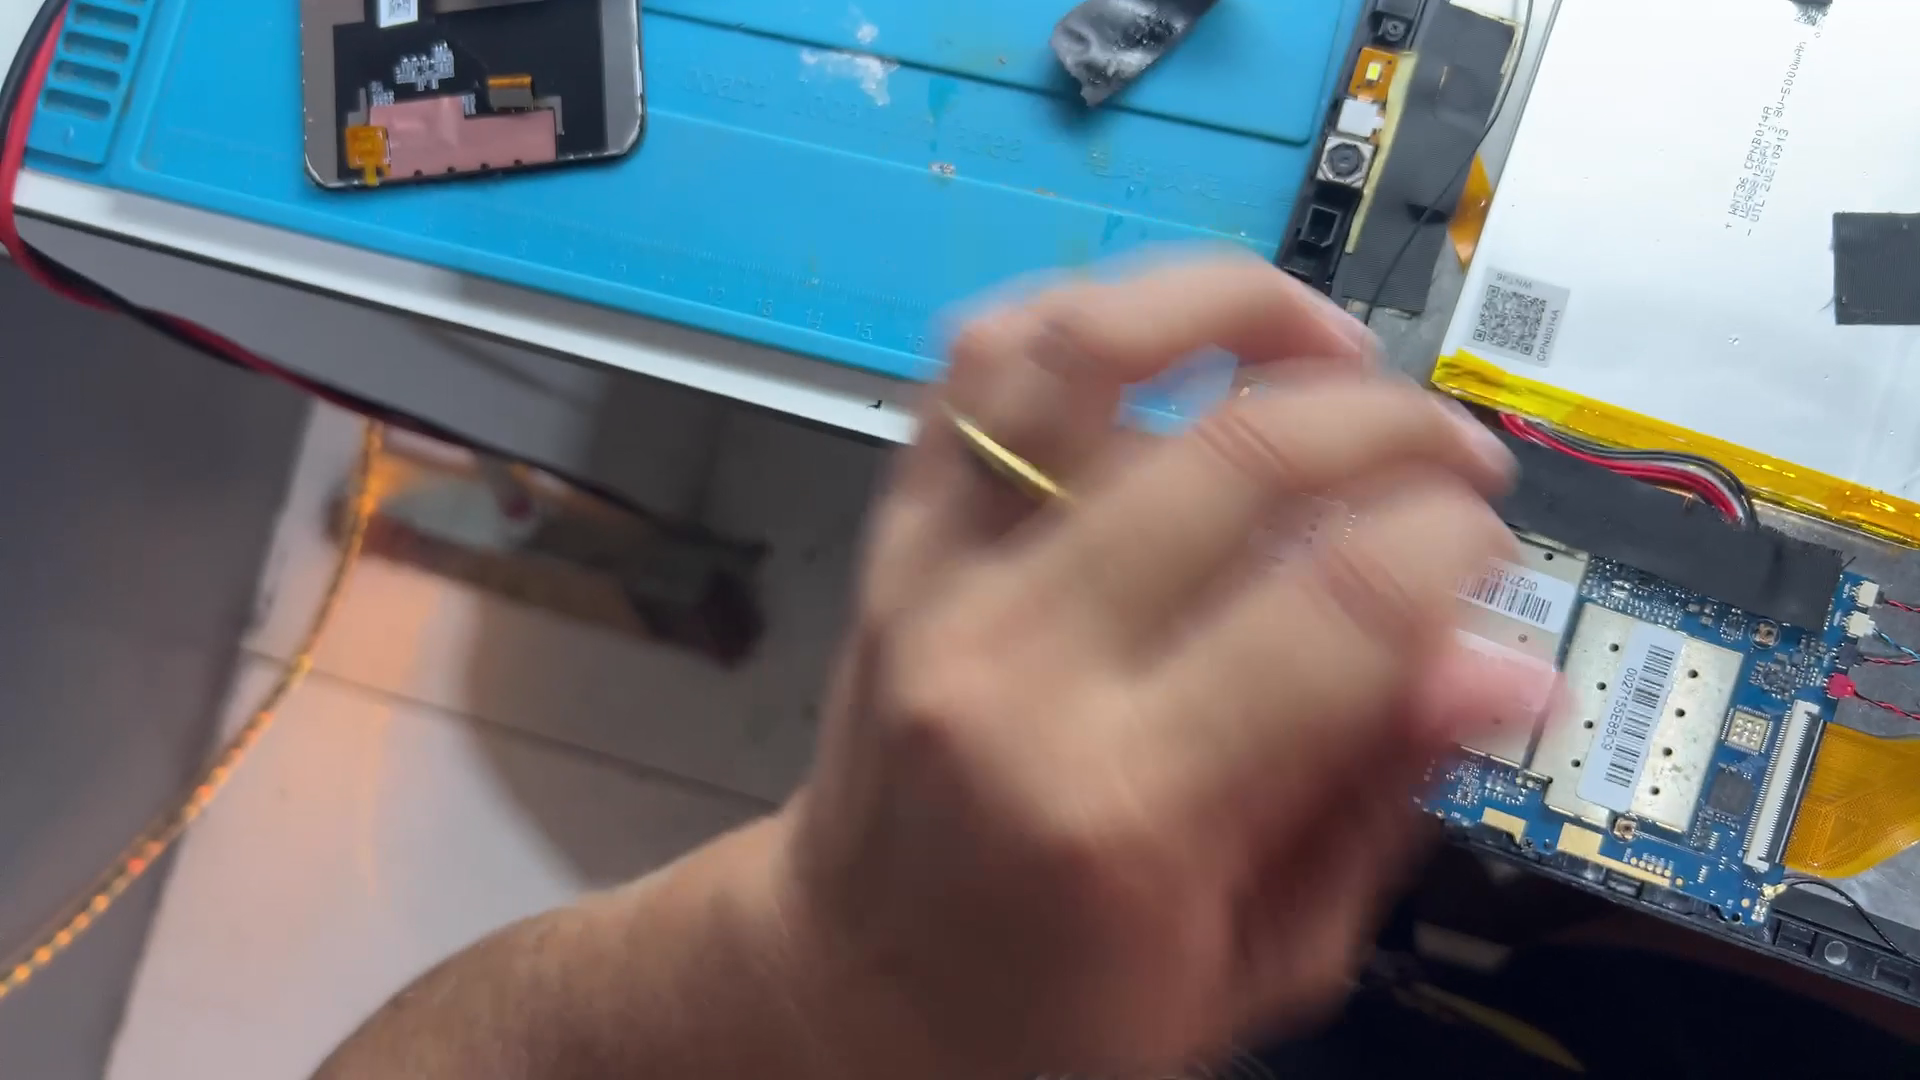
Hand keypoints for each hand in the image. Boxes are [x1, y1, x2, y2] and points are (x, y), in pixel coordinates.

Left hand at [770, 255, 1548, 1076]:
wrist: (856, 973)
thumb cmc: (1051, 1004)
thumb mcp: (1250, 959)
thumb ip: (1369, 796)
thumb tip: (1498, 658)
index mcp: (1123, 805)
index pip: (1336, 603)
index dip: (1448, 541)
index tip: (1482, 540)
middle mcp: (1015, 662)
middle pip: (1232, 456)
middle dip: (1379, 419)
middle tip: (1437, 447)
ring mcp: (932, 578)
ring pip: (1072, 356)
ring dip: (1218, 304)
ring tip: (1308, 338)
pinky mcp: (890, 542)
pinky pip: (970, 375)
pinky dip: (1071, 321)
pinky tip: (1152, 345)